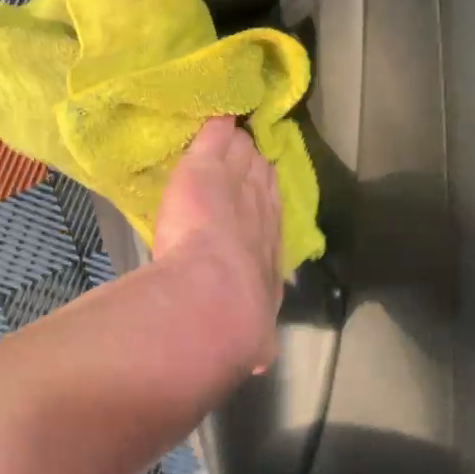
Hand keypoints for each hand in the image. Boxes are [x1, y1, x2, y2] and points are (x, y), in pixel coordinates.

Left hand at [152, 117, 282, 370]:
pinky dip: (215, 127)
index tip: (267, 194)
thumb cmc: (233, 322)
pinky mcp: (205, 168)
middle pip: (259, 186)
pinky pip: (213, 140)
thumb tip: (262, 358)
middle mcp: (255, 220)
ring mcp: (232, 189)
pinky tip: (217, 115)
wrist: (216, 297)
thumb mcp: (254, 342)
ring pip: (239, 160)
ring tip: (236, 133)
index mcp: (264, 260)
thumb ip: (258, 343)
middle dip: (257, 171)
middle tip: (256, 154)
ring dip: (237, 147)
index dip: (267, 206)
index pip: (269, 224)